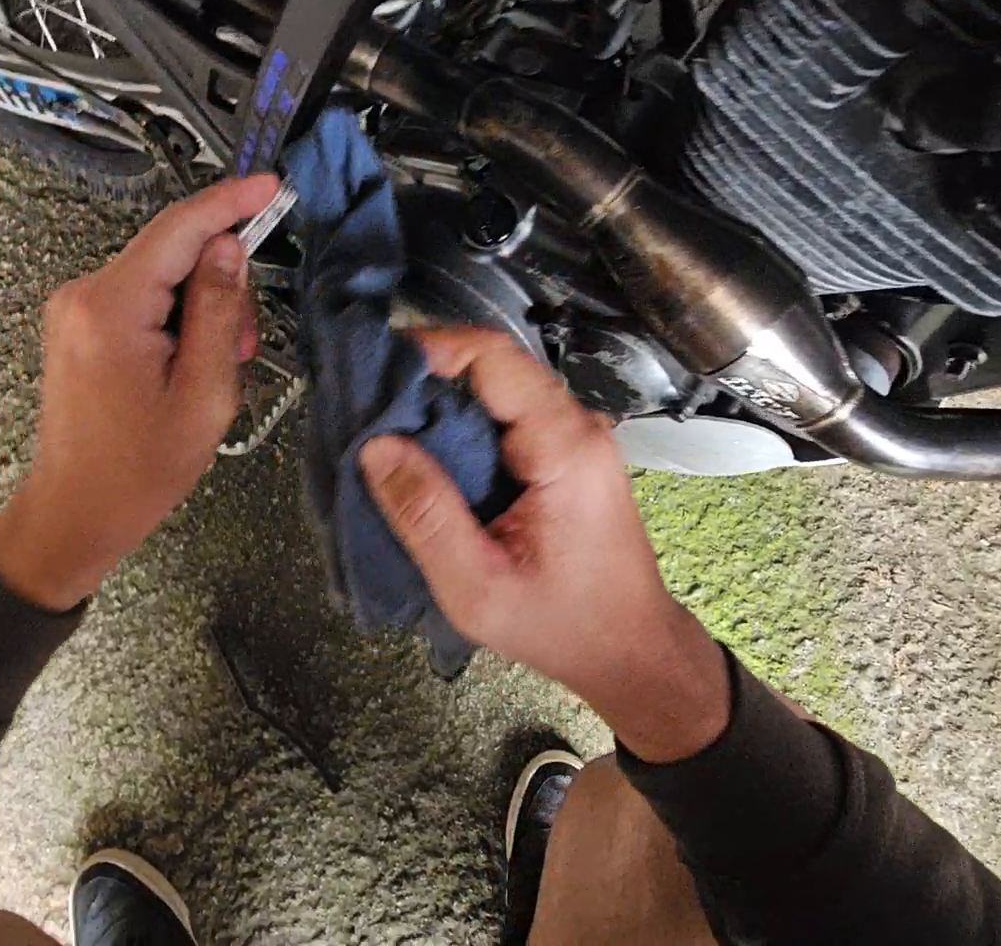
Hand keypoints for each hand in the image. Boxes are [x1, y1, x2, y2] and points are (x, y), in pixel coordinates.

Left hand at [0, 174, 280, 611]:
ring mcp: (76, 308)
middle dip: (221, 284)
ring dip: (202, 307)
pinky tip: (192, 360)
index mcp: (111, 308)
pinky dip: (178, 318)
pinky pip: (143, 298)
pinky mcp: (80, 325)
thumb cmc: (140, 468)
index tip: (269, 186)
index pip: (179, 230)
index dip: (230, 202)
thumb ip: (218, 313)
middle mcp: (83, 295)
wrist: (77, 510)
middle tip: (246, 344)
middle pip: (172, 253)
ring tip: (218, 366)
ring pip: (161, 276)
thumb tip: (227, 250)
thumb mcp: (202, 394)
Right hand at [358, 329, 731, 761]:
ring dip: (443, 402)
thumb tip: (375, 445)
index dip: (433, 349)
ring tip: (387, 428)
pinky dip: (463, 425)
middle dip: (428, 377)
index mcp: (563, 446)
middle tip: (369, 406)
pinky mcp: (566, 453)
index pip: (495, 357)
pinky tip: (427, 452)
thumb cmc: (561, 625)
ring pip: (499, 390)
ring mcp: (575, 437)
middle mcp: (576, 426)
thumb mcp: (477, 587)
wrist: (631, 650)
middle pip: (495, 367)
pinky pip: (508, 417)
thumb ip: (427, 515)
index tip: (377, 371)